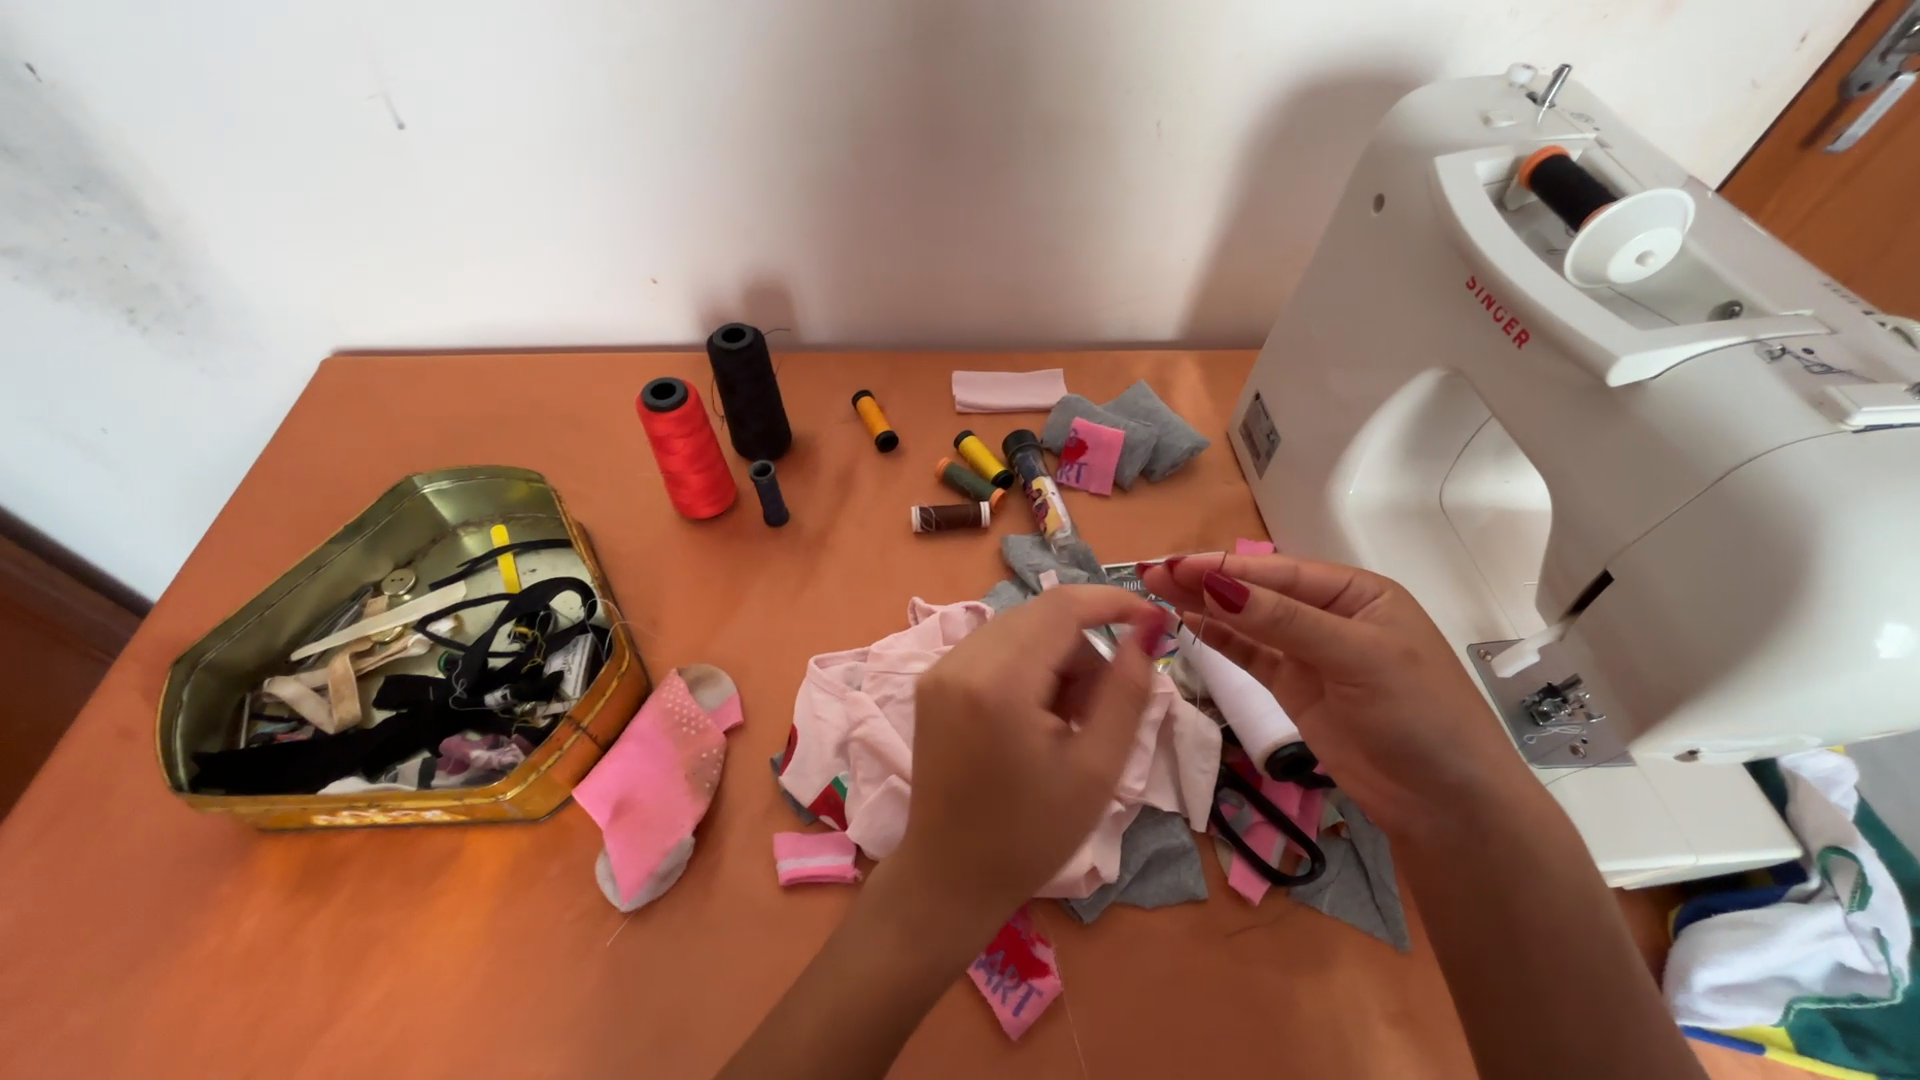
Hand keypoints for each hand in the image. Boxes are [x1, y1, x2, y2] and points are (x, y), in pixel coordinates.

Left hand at [894, 585, 1167, 934]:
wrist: (950, 875)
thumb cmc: (1031, 834)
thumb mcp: (1097, 768)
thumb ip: (1126, 690)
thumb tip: (1147, 631)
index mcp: (998, 683)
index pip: (1061, 607)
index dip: (1112, 601)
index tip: (1153, 621)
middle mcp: (959, 662)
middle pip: (1039, 615)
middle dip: (1085, 642)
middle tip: (1105, 701)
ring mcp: (938, 670)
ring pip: (1017, 628)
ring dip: (1056, 655)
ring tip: (1070, 718)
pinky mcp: (932, 683)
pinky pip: (992, 648)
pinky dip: (1026, 664)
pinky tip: (1036, 713)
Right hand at [1141, 553, 1528, 836]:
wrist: (1444, 802)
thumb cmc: (1418, 715)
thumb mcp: (1357, 658)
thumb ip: (1284, 621)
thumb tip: (1216, 586)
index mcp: (1357, 594)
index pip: (1280, 573)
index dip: (1226, 569)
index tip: (1174, 565)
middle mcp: (1330, 616)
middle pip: (1258, 593)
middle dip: (1206, 582)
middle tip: (1151, 573)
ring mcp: (1309, 655)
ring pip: (1247, 622)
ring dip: (1205, 606)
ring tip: (1156, 591)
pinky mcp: (1293, 689)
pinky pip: (1249, 656)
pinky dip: (1219, 640)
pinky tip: (1187, 623)